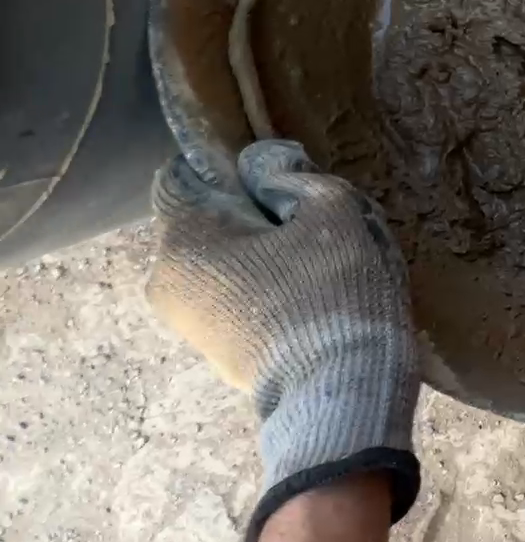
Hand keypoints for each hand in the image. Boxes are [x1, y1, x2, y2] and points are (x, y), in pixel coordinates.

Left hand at [147, 140, 420, 541]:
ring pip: (236, 258)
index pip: (190, 180)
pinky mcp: (219, 345)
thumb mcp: (333, 213)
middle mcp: (168, 281)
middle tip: (326, 216)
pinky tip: (323, 286)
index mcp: (184, 243)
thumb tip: (274, 166)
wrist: (339, 375)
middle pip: (219, 222)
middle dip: (269, 213)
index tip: (290, 173)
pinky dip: (278, 279)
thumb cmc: (331, 286)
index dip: (241, 168)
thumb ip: (302, 180)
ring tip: (333, 253)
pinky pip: (244, 291)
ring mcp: (189, 320)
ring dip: (279, 248)